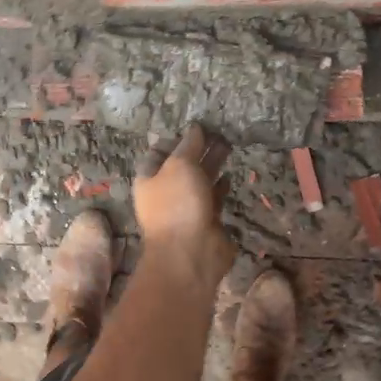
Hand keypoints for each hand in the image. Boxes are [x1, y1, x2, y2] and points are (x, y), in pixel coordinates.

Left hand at [133, 124, 235, 286]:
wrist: (190, 255)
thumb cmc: (177, 204)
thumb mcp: (179, 165)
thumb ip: (188, 145)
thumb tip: (195, 128)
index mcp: (149, 178)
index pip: (160, 151)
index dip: (176, 137)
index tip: (196, 125)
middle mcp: (166, 191)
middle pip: (183, 164)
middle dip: (200, 148)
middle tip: (220, 130)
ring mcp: (186, 207)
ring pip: (200, 179)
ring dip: (213, 163)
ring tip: (229, 144)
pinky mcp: (207, 221)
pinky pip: (213, 197)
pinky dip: (221, 185)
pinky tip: (230, 174)